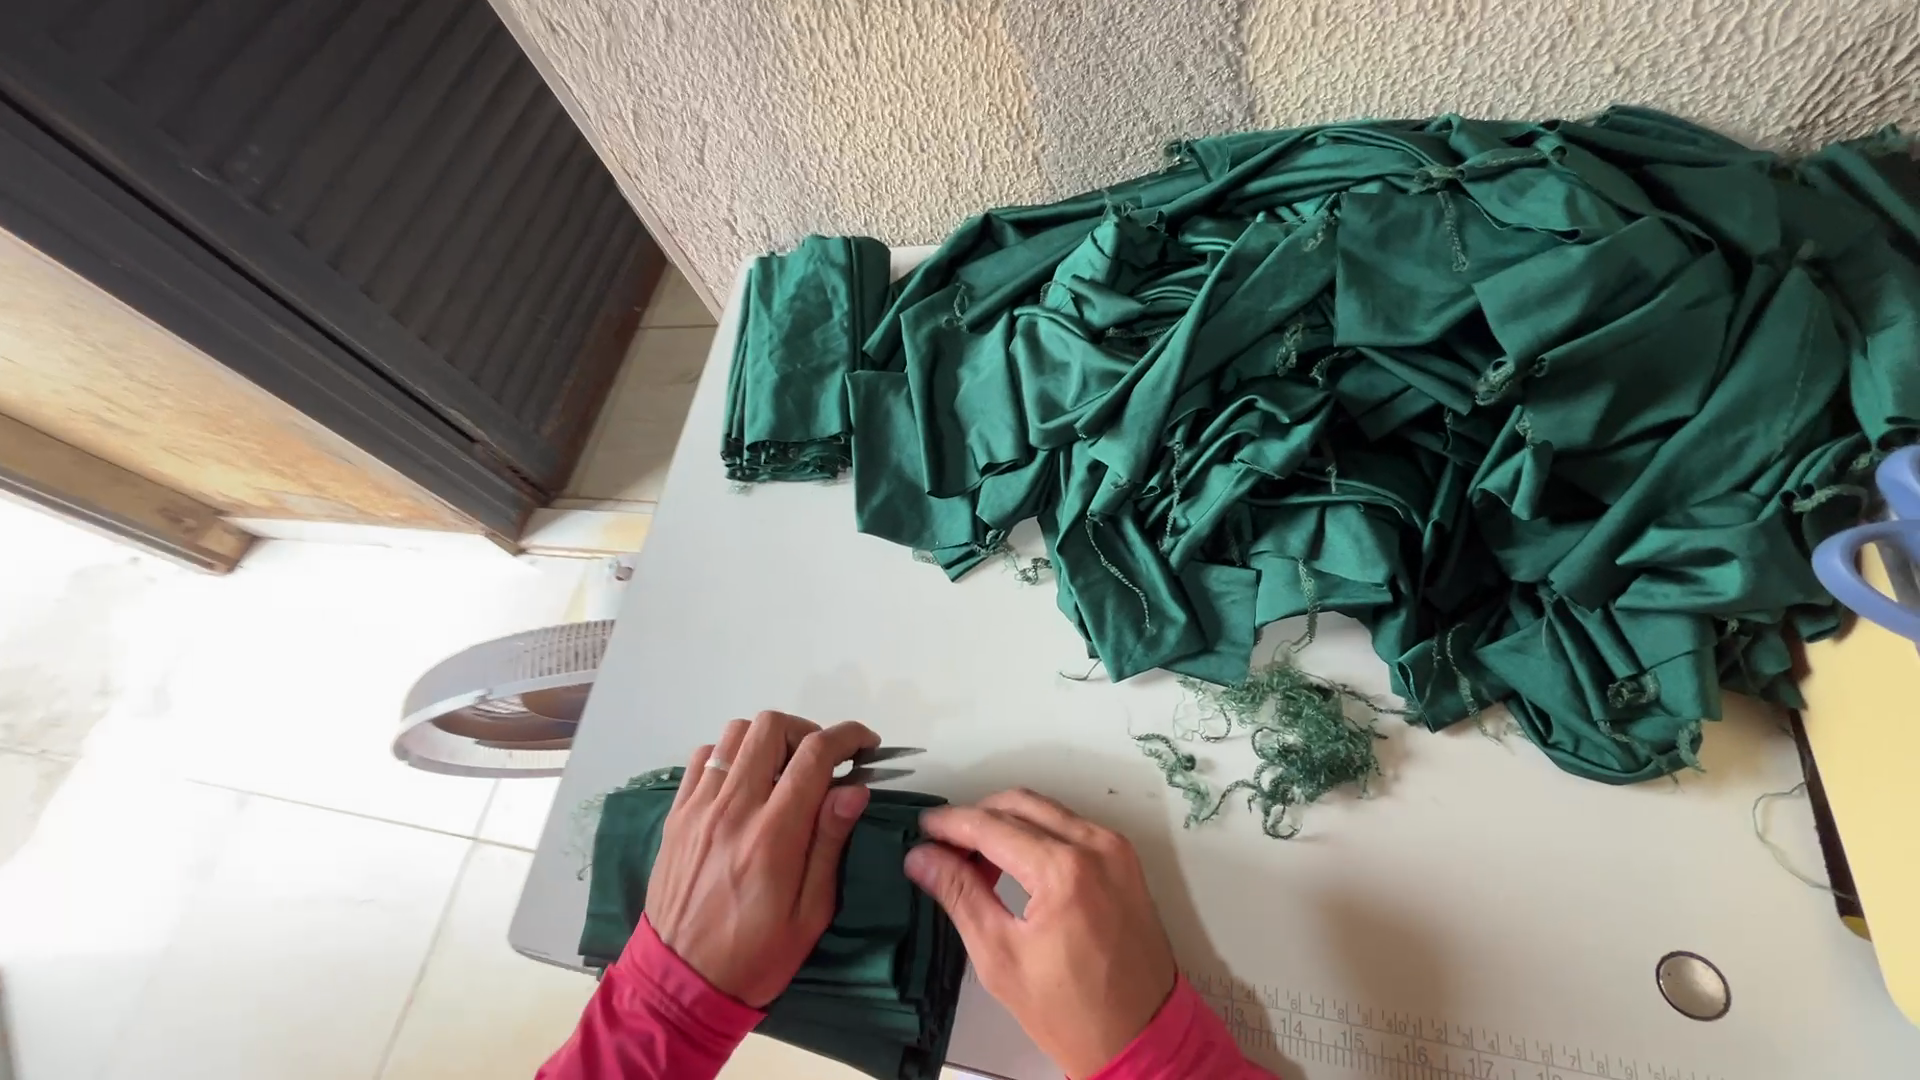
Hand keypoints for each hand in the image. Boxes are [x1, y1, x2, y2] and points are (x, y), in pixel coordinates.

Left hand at [643, 710, 879, 1006]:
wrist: (679, 987)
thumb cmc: (756, 955)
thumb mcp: (811, 913)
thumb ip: (830, 843)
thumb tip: (854, 790)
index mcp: (774, 834)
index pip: (815, 754)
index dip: (848, 736)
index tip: (866, 744)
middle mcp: (734, 808)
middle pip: (772, 727)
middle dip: (808, 732)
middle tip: (823, 762)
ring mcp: (699, 807)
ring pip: (736, 732)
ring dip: (768, 740)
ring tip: (783, 769)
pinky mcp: (677, 814)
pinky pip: (704, 757)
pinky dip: (731, 755)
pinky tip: (744, 782)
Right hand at [905, 789, 1177, 1078]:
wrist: (1143, 1038)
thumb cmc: (1070, 1011)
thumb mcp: (1000, 958)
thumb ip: (960, 895)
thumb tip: (921, 857)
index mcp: (1063, 870)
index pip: (992, 826)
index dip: (951, 823)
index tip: (923, 828)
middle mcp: (1093, 844)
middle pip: (1018, 804)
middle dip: (976, 817)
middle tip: (944, 845)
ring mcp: (1113, 846)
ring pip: (1044, 808)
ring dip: (1005, 821)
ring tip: (974, 856)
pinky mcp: (1123, 856)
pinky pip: (1068, 824)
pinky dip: (1036, 831)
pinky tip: (1014, 861)